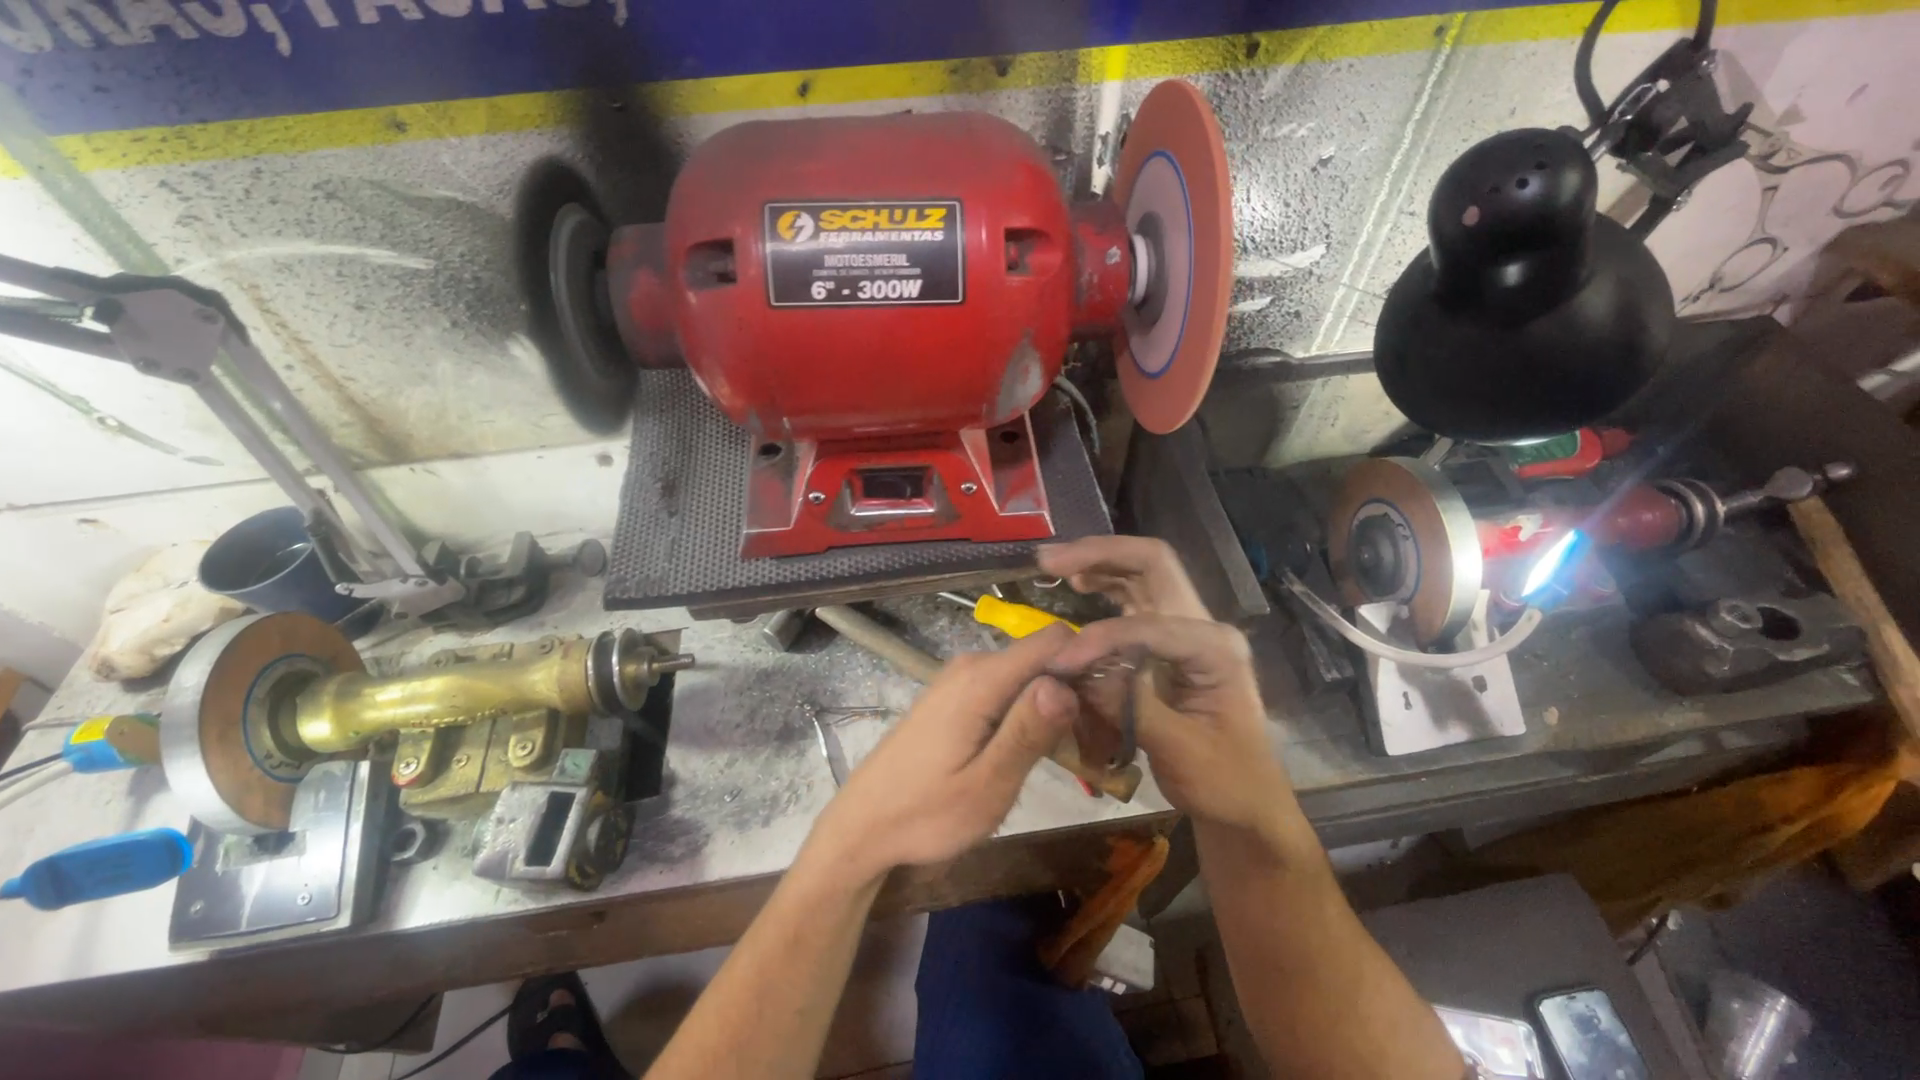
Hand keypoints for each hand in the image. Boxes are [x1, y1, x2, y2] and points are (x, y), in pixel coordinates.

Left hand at [811, 624, 1079, 879]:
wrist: (862, 828)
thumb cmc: (925, 815)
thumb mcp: (986, 786)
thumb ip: (1026, 732)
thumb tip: (1065, 683)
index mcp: (981, 679)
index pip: (1054, 639)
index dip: (1087, 664)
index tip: (1108, 708)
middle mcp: (971, 666)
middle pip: (1043, 655)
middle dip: (1074, 689)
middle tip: (1094, 744)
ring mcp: (960, 680)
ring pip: (1026, 673)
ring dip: (1052, 705)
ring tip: (1070, 753)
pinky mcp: (954, 698)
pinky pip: (1005, 688)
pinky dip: (1027, 711)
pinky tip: (1031, 751)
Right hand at [1038, 537, 1292, 830]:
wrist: (1246, 803)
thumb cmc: (1224, 781)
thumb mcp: (1180, 752)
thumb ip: (1133, 707)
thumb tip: (1078, 673)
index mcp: (1216, 648)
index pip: (1149, 624)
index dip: (1099, 639)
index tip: (1058, 664)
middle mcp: (1205, 627)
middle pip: (1153, 566)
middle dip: (1101, 555)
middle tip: (1048, 560)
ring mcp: (1188, 633)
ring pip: (1143, 575)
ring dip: (1100, 563)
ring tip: (1053, 567)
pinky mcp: (1170, 646)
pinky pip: (1136, 601)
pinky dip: (1106, 588)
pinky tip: (1079, 587)